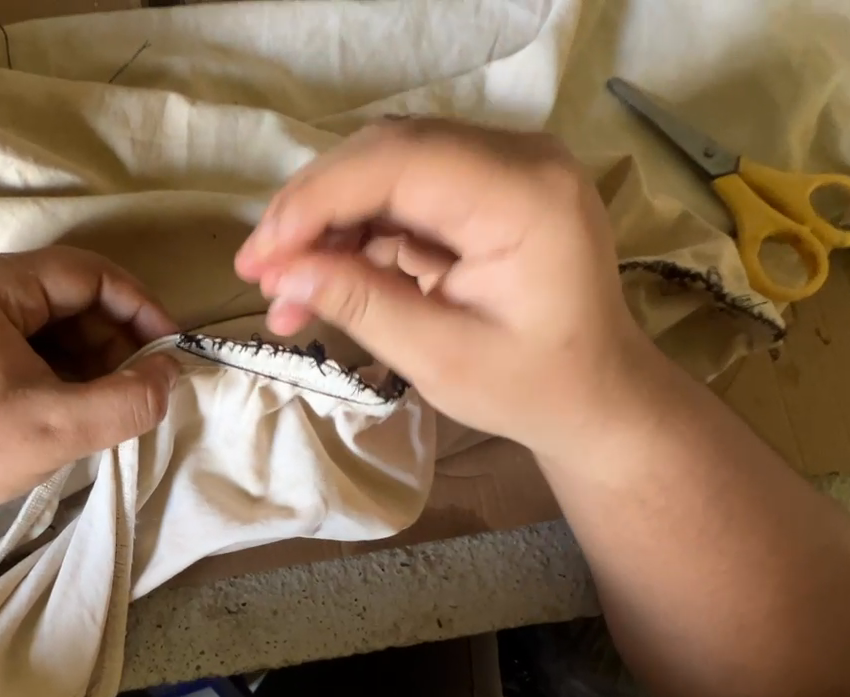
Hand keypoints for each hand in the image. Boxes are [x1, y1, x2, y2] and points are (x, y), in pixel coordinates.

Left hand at [0, 247, 180, 542]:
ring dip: (93, 356)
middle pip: (69, 294)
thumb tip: (171, 377)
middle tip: (146, 385)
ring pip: (51, 320)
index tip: (174, 349)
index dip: (141, 308)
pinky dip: (63, 367)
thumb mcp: (57, 429)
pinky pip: (28, 341)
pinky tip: (81, 402)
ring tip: (116, 400)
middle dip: (116, 337)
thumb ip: (127, 401)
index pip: (88, 274)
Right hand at [234, 119, 668, 456]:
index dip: (316, 201)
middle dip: (309, 208)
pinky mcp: (480, 191)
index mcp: (524, 198)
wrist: (593, 392)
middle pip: (386, 151)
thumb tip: (284, 275)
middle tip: (256, 268)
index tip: (261, 257)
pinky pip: (397, 195)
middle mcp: (517, 160)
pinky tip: (318, 279)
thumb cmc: (529, 387)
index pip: (399, 162)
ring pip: (382, 167)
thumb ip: (363, 306)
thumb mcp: (440, 360)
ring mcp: (500, 169)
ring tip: (280, 286)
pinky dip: (349, 234)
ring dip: (322, 222)